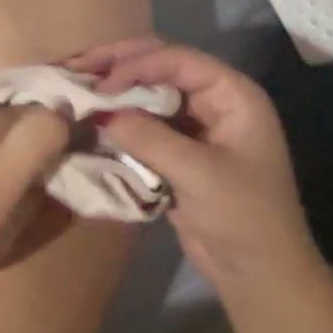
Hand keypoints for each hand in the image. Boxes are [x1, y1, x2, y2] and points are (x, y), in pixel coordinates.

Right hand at [63, 38, 324, 289]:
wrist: (258, 270)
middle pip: (161, 69)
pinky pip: (142, 127)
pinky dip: (116, 122)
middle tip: (75, 68)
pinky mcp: (176, 154)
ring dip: (113, 93)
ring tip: (73, 90)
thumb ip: (148, 137)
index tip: (99, 85)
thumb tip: (99, 113)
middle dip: (118, 66)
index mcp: (233, 96)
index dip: (136, 64)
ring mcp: (194, 129)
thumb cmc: (243, 216)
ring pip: (147, 96)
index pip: (178, 61)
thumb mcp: (197, 172)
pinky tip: (88, 122)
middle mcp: (213, 103)